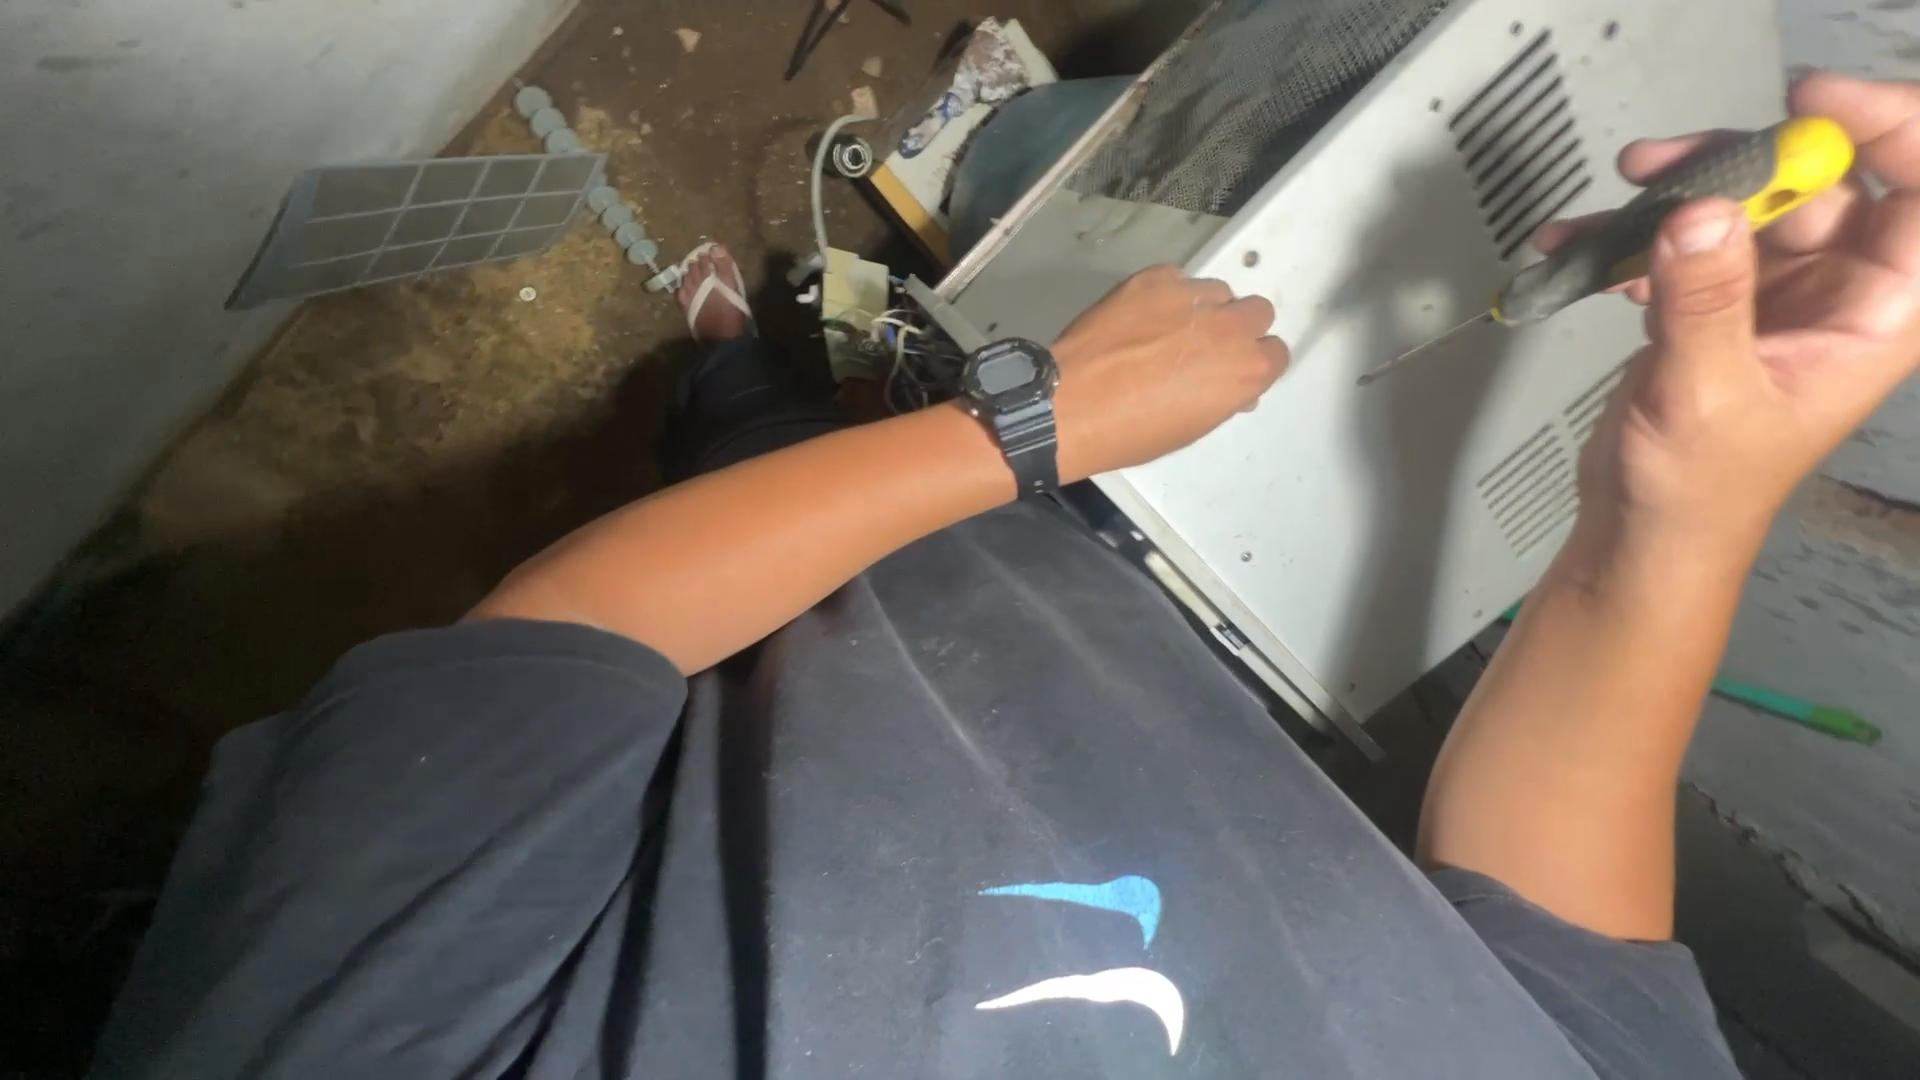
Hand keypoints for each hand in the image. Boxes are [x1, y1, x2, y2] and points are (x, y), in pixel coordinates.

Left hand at [1048, 264, 1287, 481]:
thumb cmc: (1131, 432)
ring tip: (1162, 332)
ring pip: (1215, 291)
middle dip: (1234, 329)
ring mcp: (1192, 296)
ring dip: (1200, 309)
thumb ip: (1222, 399)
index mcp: (1248, 369)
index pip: (1274, 352)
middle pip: (1255, 313)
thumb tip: (1231, 387)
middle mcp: (1230, 325)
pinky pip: (1175, 279)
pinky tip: (1138, 319)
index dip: (1250, 362)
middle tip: (1198, 349)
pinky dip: (1165, 295)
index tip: (1227, 371)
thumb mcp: (1189, 429)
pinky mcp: (1154, 279)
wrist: (1072, 407)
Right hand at [1539, 72, 1919, 559]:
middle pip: (1812, 190)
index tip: (1804, 105)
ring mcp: (1765, 301)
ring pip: (1733, 219)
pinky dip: (1625, 251)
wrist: (1643, 525)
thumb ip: (1705, 303)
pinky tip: (1578, 253)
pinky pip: (1675, 260)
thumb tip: (1696, 214)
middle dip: (1736, 166)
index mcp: (1884, 307)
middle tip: (1656, 164)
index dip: (1884, 128)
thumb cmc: (1700, 482)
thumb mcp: (1706, 393)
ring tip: (1601, 206)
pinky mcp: (1704, 315)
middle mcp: (1837, 290)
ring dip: (1665, 207)